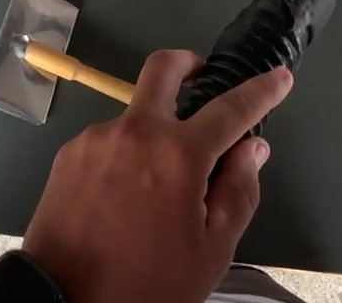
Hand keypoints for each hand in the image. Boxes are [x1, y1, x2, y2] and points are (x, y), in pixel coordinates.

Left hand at [21, 51, 292, 302]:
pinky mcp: (71, 151)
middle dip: (189, 62)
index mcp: (178, 155)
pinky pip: (109, 141)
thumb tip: (251, 149)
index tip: (279, 77)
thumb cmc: (145, 284)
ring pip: (135, 114)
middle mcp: (137, 130)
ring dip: (154, 132)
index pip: (232, 109)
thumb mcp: (210, 253)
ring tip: (154, 187)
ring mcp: (98, 136)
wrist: (62, 302)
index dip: (261, 91)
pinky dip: (125, 156)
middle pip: (164, 68)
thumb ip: (238, 192)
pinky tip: (122, 197)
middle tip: (201, 77)